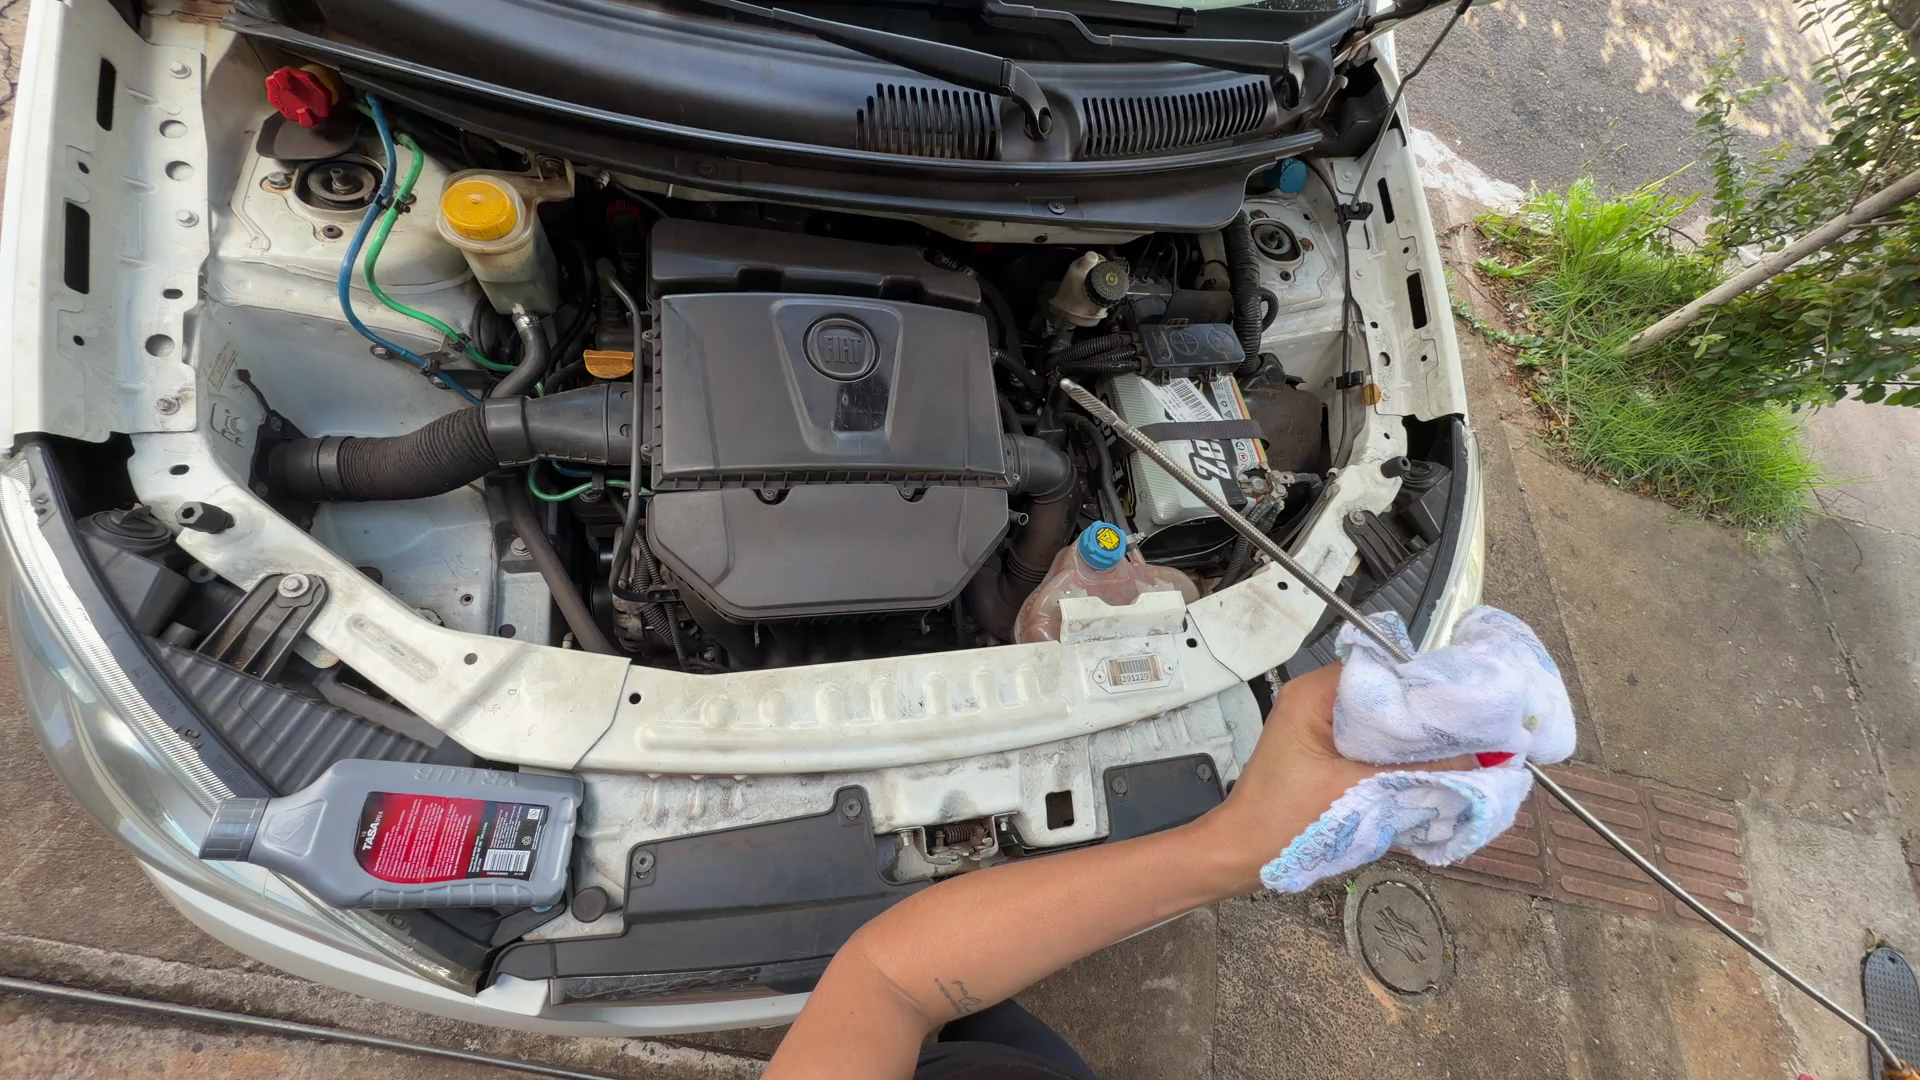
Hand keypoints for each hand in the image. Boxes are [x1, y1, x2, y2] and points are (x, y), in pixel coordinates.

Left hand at [1196, 664, 1474, 889]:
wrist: (1245, 851)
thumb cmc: (1285, 821)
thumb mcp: (1356, 793)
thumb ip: (1415, 771)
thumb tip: (1478, 757)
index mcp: (1313, 695)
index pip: (1382, 671)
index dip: (1429, 689)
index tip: (1474, 712)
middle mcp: (1316, 698)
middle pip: (1387, 695)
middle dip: (1430, 720)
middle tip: (1481, 741)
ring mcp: (1321, 723)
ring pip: (1385, 722)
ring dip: (1419, 742)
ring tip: (1465, 759)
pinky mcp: (1328, 748)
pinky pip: (1374, 742)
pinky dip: (1401, 758)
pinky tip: (1430, 776)